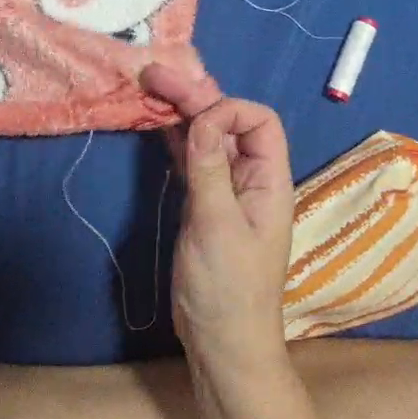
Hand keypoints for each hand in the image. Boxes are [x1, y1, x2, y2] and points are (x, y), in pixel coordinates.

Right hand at [141, 63, 294, 373]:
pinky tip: (154, 121)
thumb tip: (200, 118)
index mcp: (268, 180)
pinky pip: (190, 158)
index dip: (226, 111)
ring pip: (205, 137)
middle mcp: (250, 177)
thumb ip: (208, 171)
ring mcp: (225, 189)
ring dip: (180, 111)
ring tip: (148, 86)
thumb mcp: (216, 228)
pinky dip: (173, 138)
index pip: (257, 121)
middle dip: (194, 97)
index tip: (194, 125)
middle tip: (153, 74)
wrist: (223, 344)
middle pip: (226, 123)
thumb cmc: (228, 289)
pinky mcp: (202, 203)